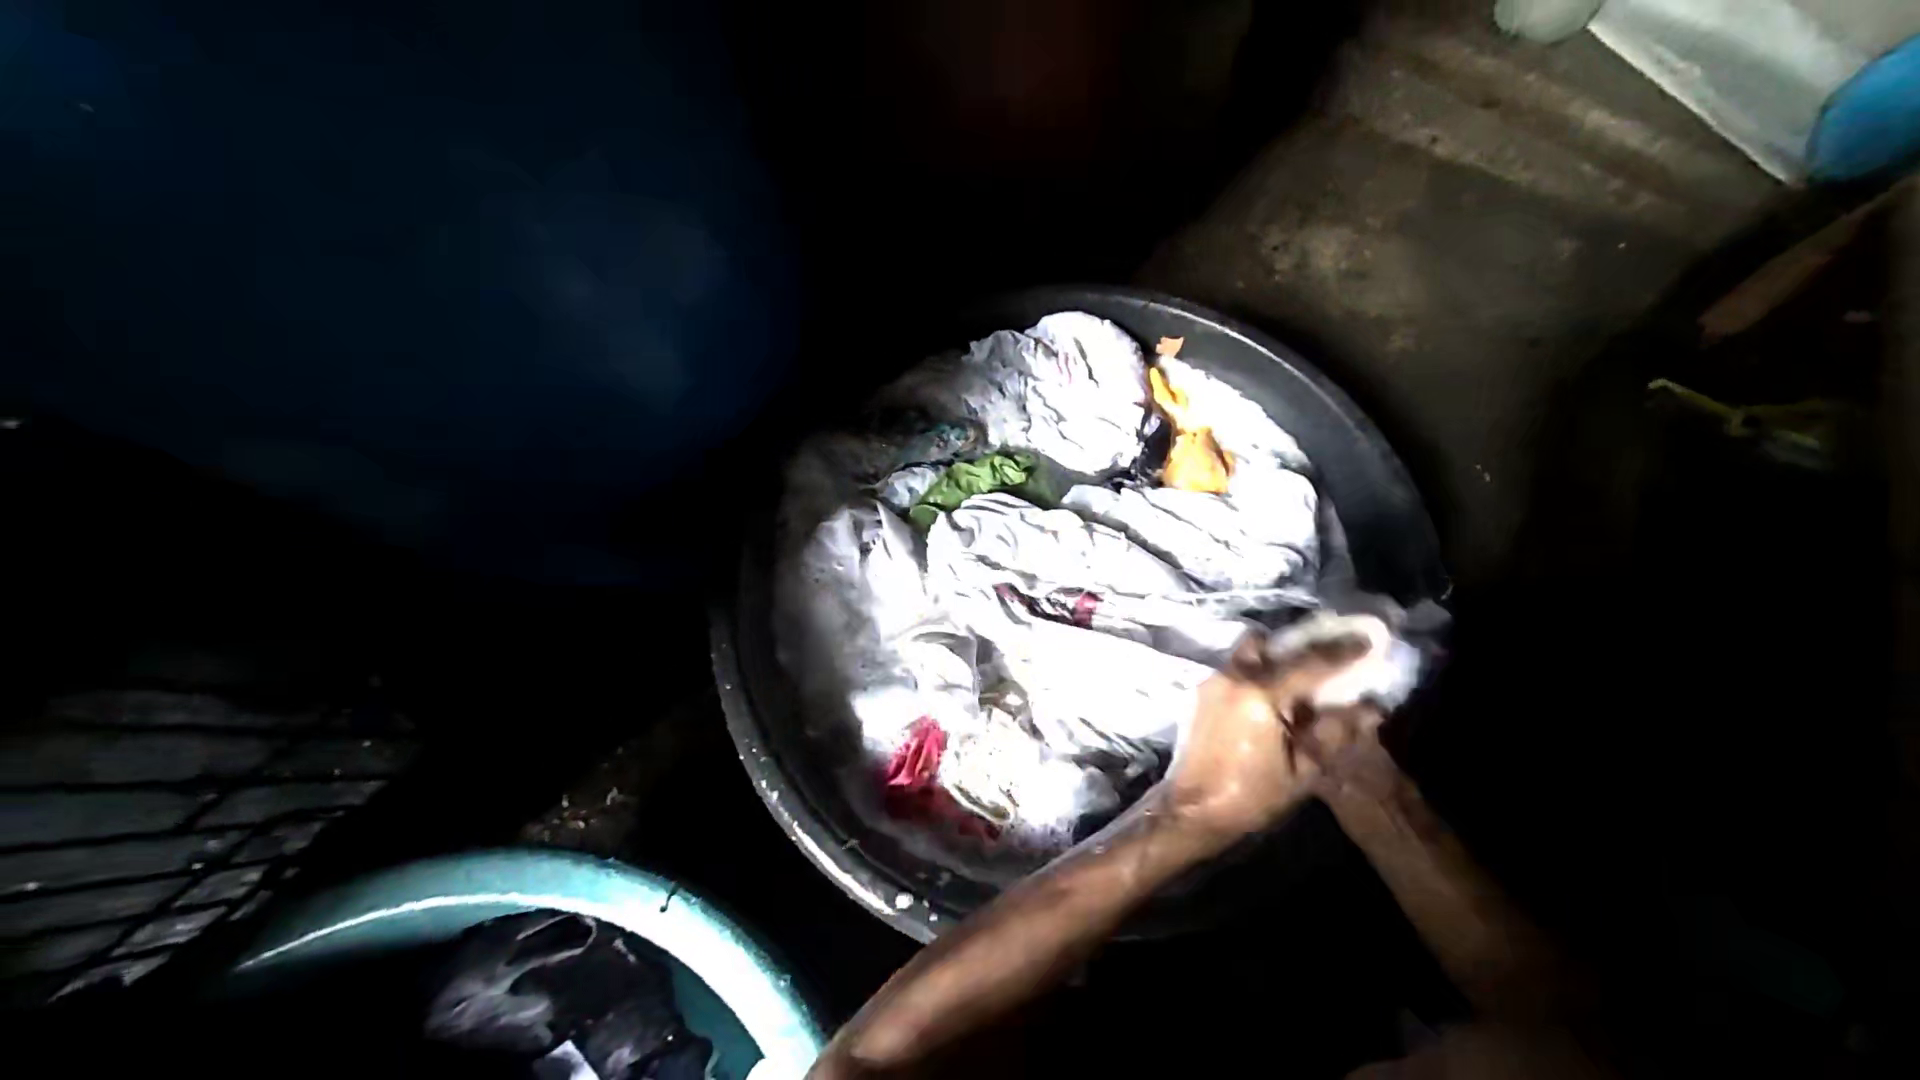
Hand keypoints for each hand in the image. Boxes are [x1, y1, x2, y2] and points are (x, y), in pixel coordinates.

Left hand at [1165, 630, 1369, 839]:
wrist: (1193, 808)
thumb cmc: (1250, 795)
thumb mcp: (1303, 771)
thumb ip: (1334, 733)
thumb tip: (1369, 708)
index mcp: (1259, 694)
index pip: (1309, 663)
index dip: (1342, 652)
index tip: (1367, 640)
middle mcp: (1232, 677)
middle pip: (1270, 645)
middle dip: (1302, 646)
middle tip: (1330, 654)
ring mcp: (1212, 682)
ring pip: (1248, 653)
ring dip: (1275, 657)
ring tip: (1303, 674)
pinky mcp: (1202, 693)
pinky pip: (1235, 668)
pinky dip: (1258, 670)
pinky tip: (1275, 691)